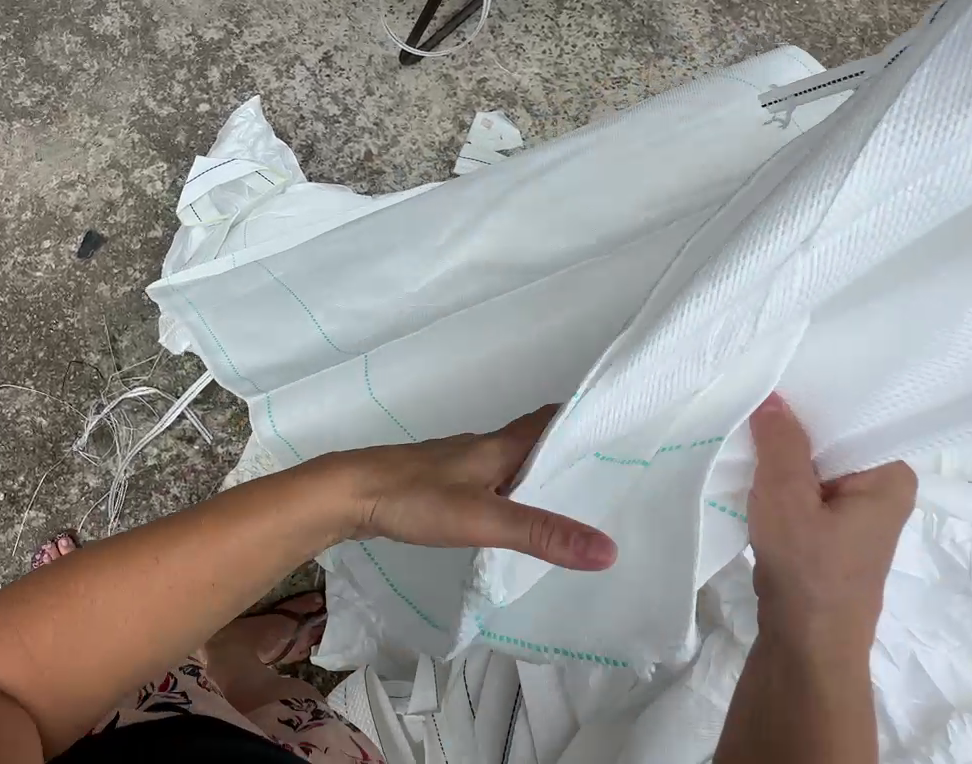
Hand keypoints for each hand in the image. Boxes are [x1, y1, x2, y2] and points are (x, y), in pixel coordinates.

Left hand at [325, 406, 618, 570]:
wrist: (349, 494)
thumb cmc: (414, 497)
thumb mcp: (482, 518)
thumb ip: (541, 532)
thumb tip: (609, 549)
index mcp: (496, 446)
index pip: (549, 421)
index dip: (584, 421)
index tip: (622, 431)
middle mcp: (480, 448)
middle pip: (533, 444)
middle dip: (570, 456)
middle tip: (614, 480)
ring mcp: (457, 465)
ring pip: (511, 464)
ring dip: (540, 478)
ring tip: (576, 505)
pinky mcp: (439, 484)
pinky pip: (489, 483)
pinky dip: (512, 495)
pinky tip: (516, 520)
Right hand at [746, 393, 915, 660]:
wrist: (806, 634)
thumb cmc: (808, 565)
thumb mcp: (785, 495)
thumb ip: (781, 442)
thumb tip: (774, 396)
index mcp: (889, 477)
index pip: (850, 420)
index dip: (808, 402)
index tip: (768, 383)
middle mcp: (879, 488)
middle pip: (828, 440)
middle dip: (787, 428)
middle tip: (744, 403)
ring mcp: (853, 508)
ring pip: (810, 463)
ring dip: (775, 454)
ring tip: (738, 430)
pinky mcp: (828, 525)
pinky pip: (801, 484)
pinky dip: (774, 477)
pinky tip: (744, 467)